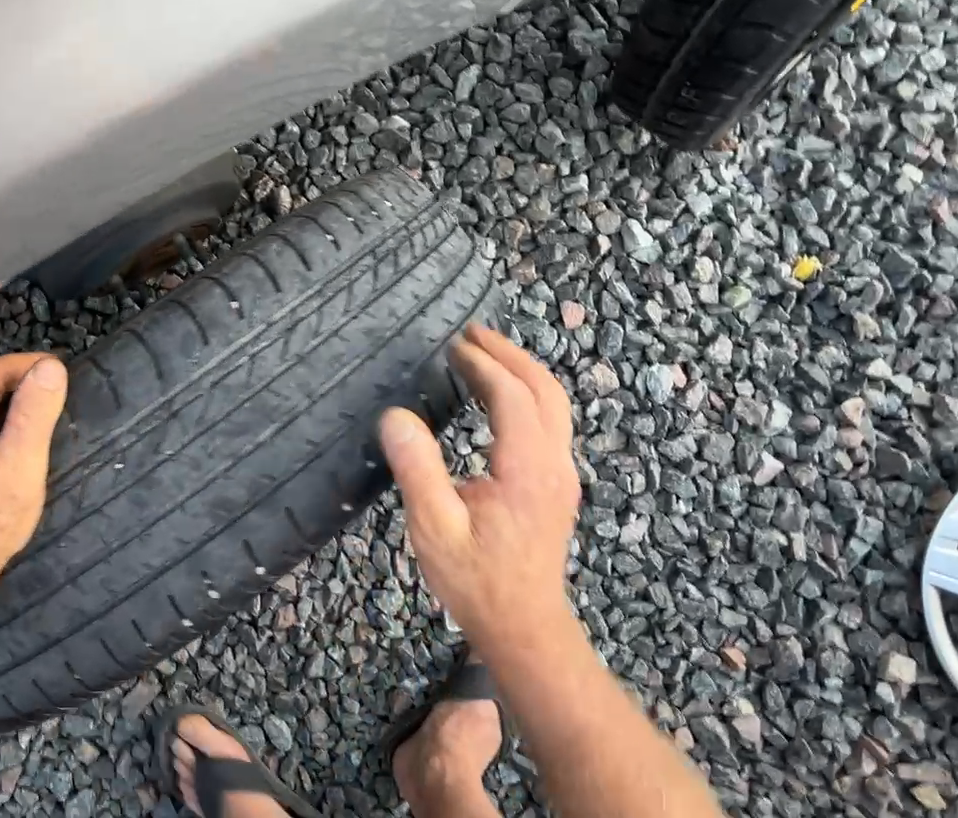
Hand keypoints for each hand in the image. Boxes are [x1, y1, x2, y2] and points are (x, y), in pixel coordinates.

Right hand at [378, 324, 580, 651]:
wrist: (523, 626)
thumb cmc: (476, 580)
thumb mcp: (435, 528)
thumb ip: (417, 469)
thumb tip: (395, 416)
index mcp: (526, 470)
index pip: (513, 397)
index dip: (484, 365)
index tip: (453, 345)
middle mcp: (554, 465)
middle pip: (546, 390)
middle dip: (511, 354)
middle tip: (472, 332)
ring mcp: (562, 474)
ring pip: (555, 404)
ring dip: (523, 371)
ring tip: (485, 352)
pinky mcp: (557, 484)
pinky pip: (551, 422)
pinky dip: (527, 394)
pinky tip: (499, 395)